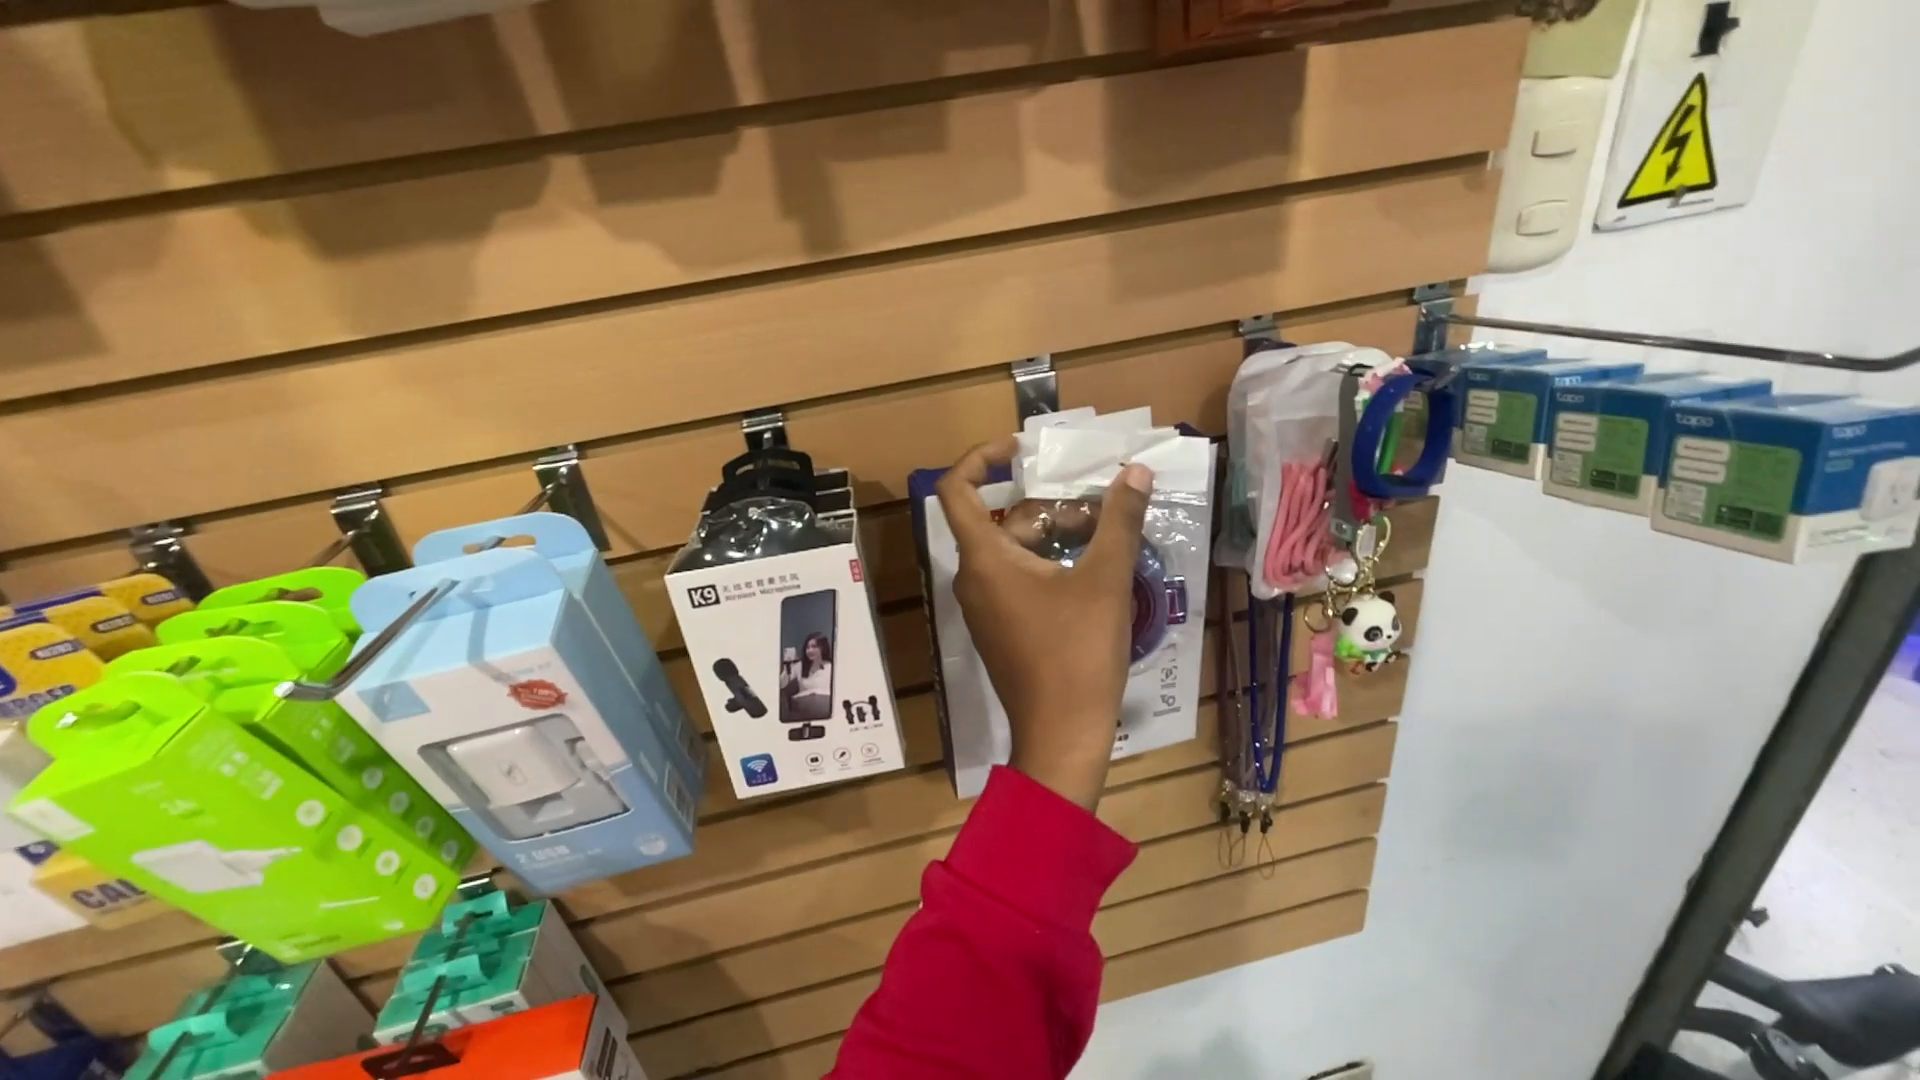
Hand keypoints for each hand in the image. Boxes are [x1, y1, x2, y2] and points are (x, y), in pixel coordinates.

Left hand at [936, 437, 1152, 809]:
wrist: (1061, 734)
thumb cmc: (1077, 654)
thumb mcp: (1105, 580)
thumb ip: (1119, 520)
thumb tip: (1135, 472)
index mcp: (983, 559)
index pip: (957, 489)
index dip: (982, 459)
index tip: (1022, 450)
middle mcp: (972, 578)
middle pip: (1000, 520)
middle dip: (1047, 504)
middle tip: (1098, 504)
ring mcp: (983, 607)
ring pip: (1012, 551)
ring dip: (1054, 535)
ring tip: (1106, 534)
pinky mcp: (999, 629)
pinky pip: (1015, 579)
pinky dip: (1047, 563)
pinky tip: (1092, 571)